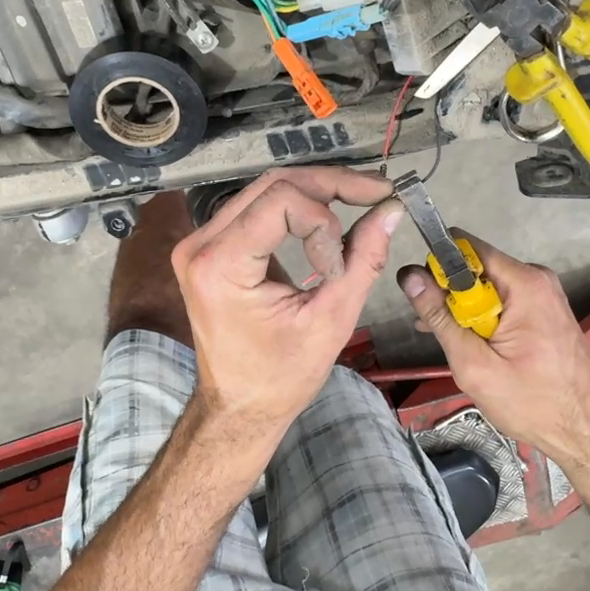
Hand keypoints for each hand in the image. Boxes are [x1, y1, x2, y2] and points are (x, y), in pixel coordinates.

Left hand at [172, 167, 402, 445]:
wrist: (239, 406)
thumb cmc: (281, 377)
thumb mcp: (331, 321)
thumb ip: (362, 260)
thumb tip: (391, 209)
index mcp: (220, 264)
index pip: (280, 200)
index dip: (324, 219)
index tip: (341, 263)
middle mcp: (200, 244)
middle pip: (271, 184)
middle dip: (328, 186)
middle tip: (376, 192)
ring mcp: (199, 242)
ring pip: (264, 190)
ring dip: (315, 194)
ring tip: (360, 200)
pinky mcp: (209, 247)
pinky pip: (255, 209)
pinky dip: (295, 209)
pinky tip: (327, 219)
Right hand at [398, 234, 589, 463]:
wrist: (586, 434)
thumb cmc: (531, 403)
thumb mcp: (474, 364)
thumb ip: (440, 317)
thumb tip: (409, 276)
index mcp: (524, 283)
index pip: (467, 248)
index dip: (438, 266)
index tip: (420, 295)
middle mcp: (537, 279)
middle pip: (476, 268)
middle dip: (449, 294)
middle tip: (433, 329)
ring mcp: (544, 295)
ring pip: (487, 287)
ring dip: (464, 310)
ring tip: (450, 343)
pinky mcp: (545, 312)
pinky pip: (503, 302)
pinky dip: (483, 318)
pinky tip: (471, 345)